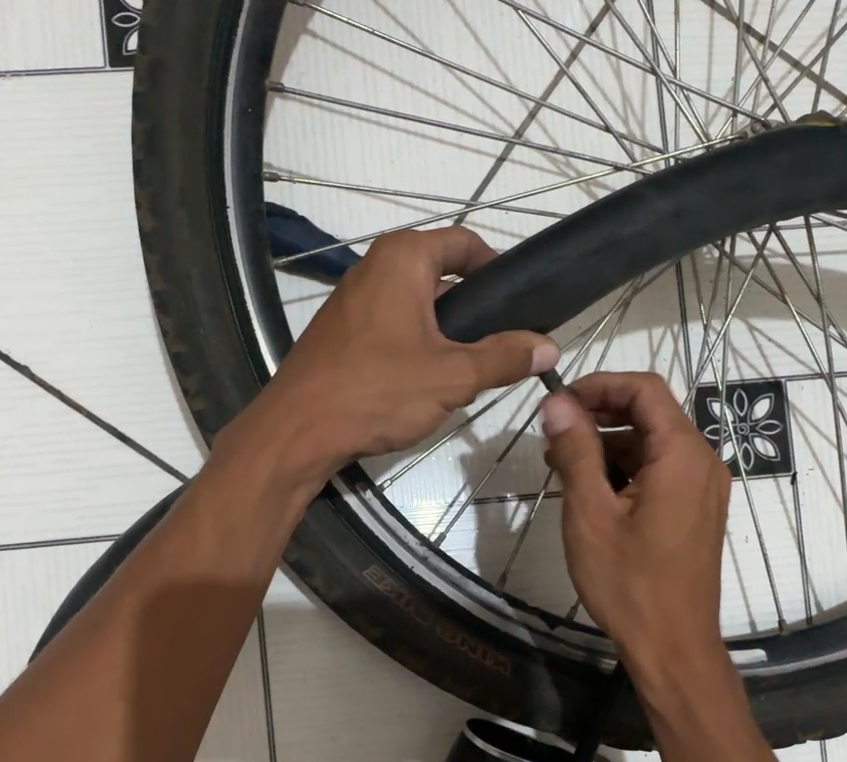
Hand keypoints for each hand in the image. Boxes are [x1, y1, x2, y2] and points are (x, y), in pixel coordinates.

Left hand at [226, 226, 557, 481]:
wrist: (297, 432)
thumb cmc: (377, 391)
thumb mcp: (452, 376)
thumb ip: (504, 358)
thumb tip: (549, 347)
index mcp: (403, 258)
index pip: (465, 243)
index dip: (499, 270)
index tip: (522, 305)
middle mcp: (374, 267)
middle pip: (441, 275)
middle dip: (474, 310)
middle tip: (501, 348)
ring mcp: (352, 301)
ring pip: (416, 306)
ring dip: (445, 334)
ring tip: (469, 372)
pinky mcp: (340, 334)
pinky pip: (391, 328)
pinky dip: (415, 347)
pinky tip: (426, 385)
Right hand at [541, 372, 731, 671]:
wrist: (673, 646)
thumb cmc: (628, 583)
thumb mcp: (590, 514)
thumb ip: (575, 451)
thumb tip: (556, 403)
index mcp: (682, 455)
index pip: (644, 389)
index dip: (598, 385)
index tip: (556, 404)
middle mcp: (702, 461)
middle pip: (649, 414)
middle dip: (597, 416)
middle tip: (550, 437)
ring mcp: (703, 488)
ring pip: (650, 444)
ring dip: (606, 446)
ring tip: (559, 468)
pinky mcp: (695, 510)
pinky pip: (658, 472)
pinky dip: (623, 471)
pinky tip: (588, 492)